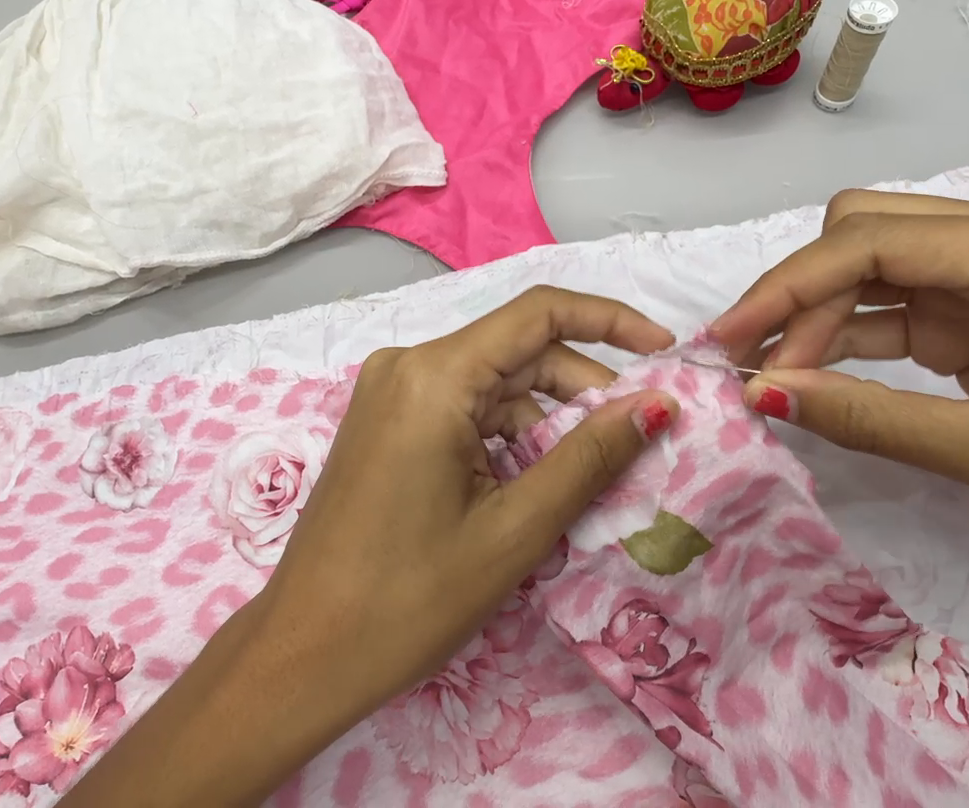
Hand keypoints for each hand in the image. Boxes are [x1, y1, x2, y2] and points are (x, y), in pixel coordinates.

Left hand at [63, 287, 677, 807]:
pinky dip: (507, 434)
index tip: (665, 352)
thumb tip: (656, 406)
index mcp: (434, 376)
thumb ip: (590, 458)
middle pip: (518, 351)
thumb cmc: (408, 599)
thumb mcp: (514, 530)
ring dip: (546, 419)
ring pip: (493, 383)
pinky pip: (463, 408)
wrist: (303, 654)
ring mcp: (389, 393)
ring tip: (586, 477)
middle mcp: (407, 366)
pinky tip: (531, 482)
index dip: (611, 322)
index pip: (540, 314)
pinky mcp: (385, 423)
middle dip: (582, 389)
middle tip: (636, 441)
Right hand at [709, 191, 968, 737]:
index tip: (726, 340)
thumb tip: (762, 395)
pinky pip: (897, 302)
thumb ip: (869, 419)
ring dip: (818, 315)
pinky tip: (813, 372)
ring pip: (873, 264)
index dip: (788, 288)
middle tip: (755, 366)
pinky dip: (849, 334)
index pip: (875, 242)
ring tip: (773, 376)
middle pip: (867, 233)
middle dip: (800, 296)